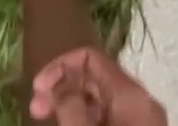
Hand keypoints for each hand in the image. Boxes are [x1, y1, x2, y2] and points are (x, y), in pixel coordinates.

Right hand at [29, 48, 166, 125]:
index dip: (59, 66)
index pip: (90, 58)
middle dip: (62, 89)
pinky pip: (109, 121)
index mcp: (131, 94)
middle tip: (36, 110)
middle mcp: (140, 103)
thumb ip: (68, 103)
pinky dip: (86, 123)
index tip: (36, 90)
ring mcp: (141, 124)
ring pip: (100, 103)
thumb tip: (58, 83)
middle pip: (95, 79)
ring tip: (49, 122)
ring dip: (71, 108)